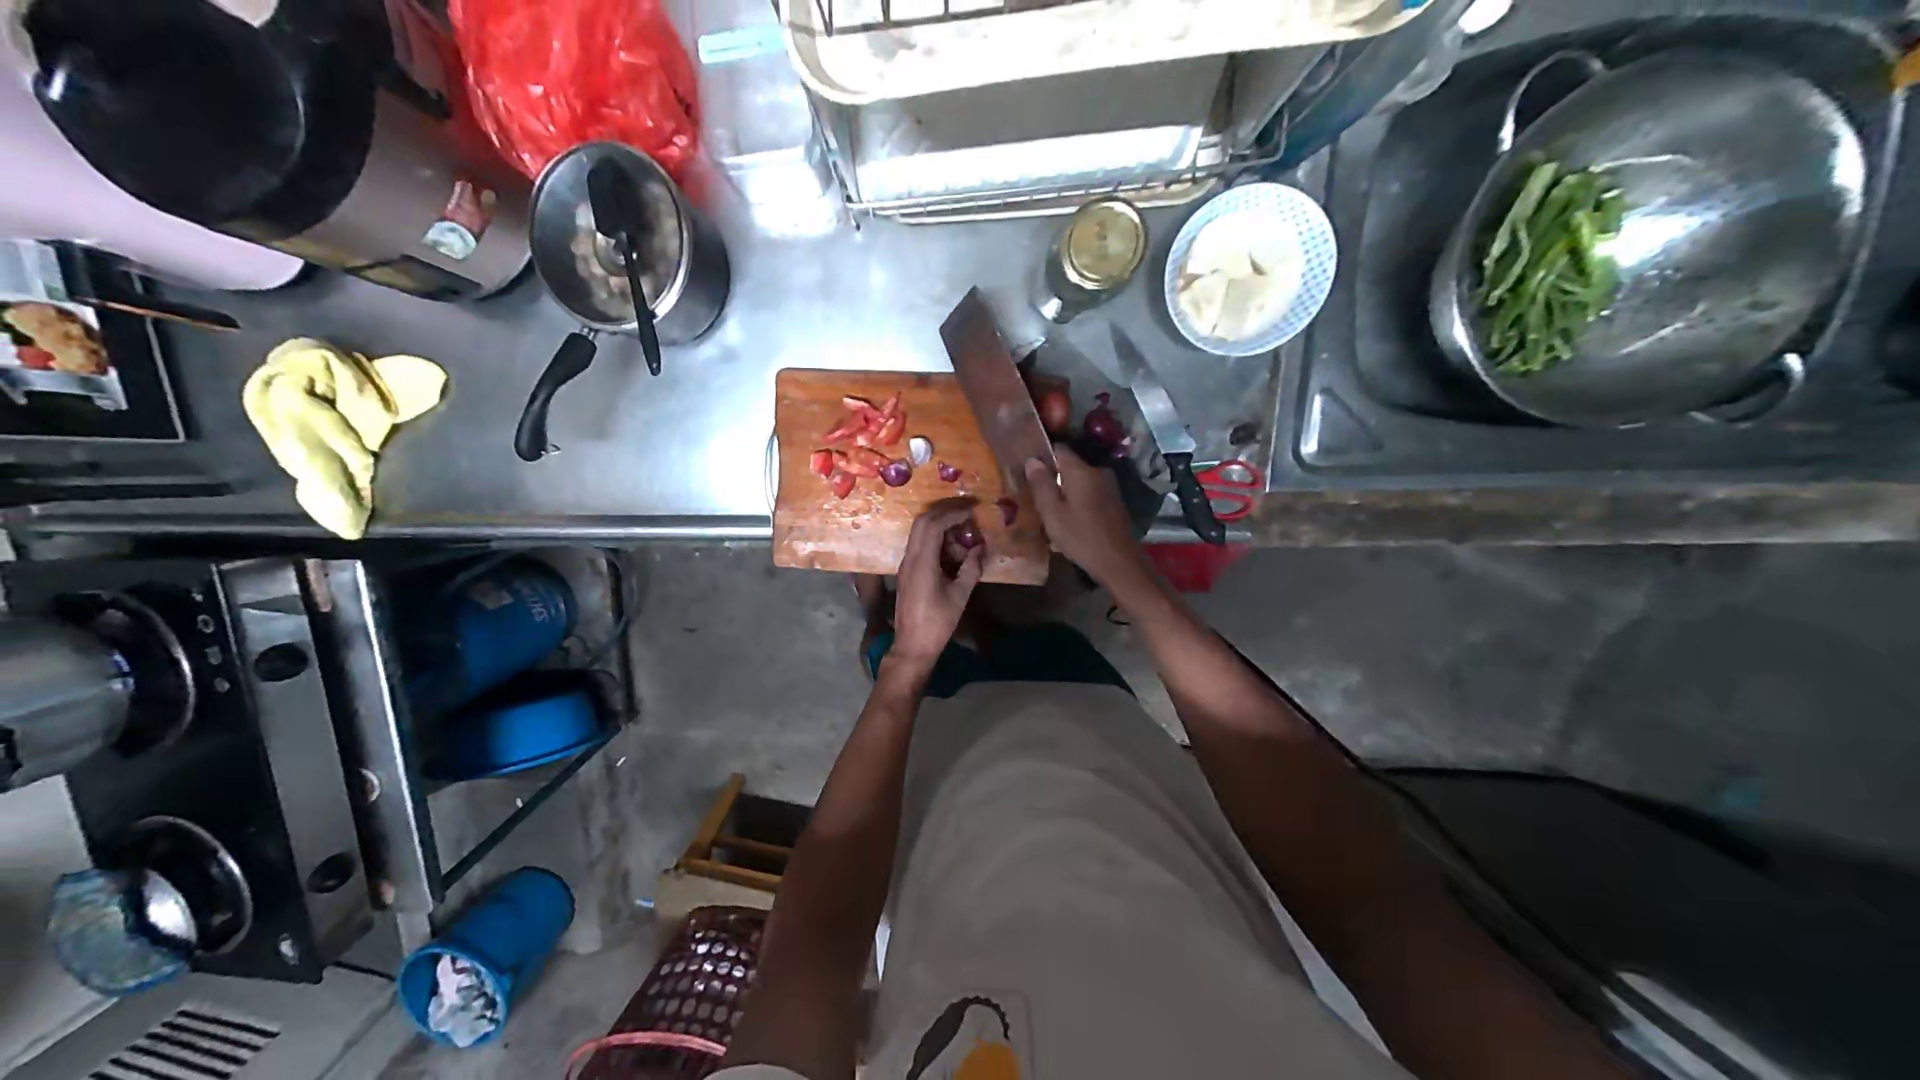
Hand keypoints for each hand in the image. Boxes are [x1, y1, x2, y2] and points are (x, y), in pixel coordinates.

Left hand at [890, 500, 985, 671]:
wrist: (912, 646)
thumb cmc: (937, 623)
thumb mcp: (960, 596)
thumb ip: (971, 569)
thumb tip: (980, 548)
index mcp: (921, 562)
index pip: (933, 525)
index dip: (953, 513)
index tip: (972, 510)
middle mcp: (910, 558)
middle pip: (922, 522)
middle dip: (945, 512)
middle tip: (967, 510)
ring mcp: (906, 565)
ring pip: (919, 533)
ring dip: (940, 525)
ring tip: (963, 530)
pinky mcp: (907, 572)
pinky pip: (919, 545)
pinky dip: (935, 538)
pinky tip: (952, 547)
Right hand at [1025, 446, 1145, 588]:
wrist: (1118, 562)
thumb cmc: (1081, 537)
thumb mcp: (1053, 513)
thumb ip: (1041, 485)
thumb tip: (1032, 459)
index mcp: (1081, 471)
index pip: (1059, 448)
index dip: (1043, 456)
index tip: (1029, 469)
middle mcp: (1098, 471)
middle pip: (1070, 465)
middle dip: (1054, 475)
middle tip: (1037, 493)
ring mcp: (1109, 486)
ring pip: (1081, 480)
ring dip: (1067, 490)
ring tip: (1052, 508)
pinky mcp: (1114, 501)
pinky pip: (1091, 491)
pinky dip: (1079, 499)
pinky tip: (1071, 517)